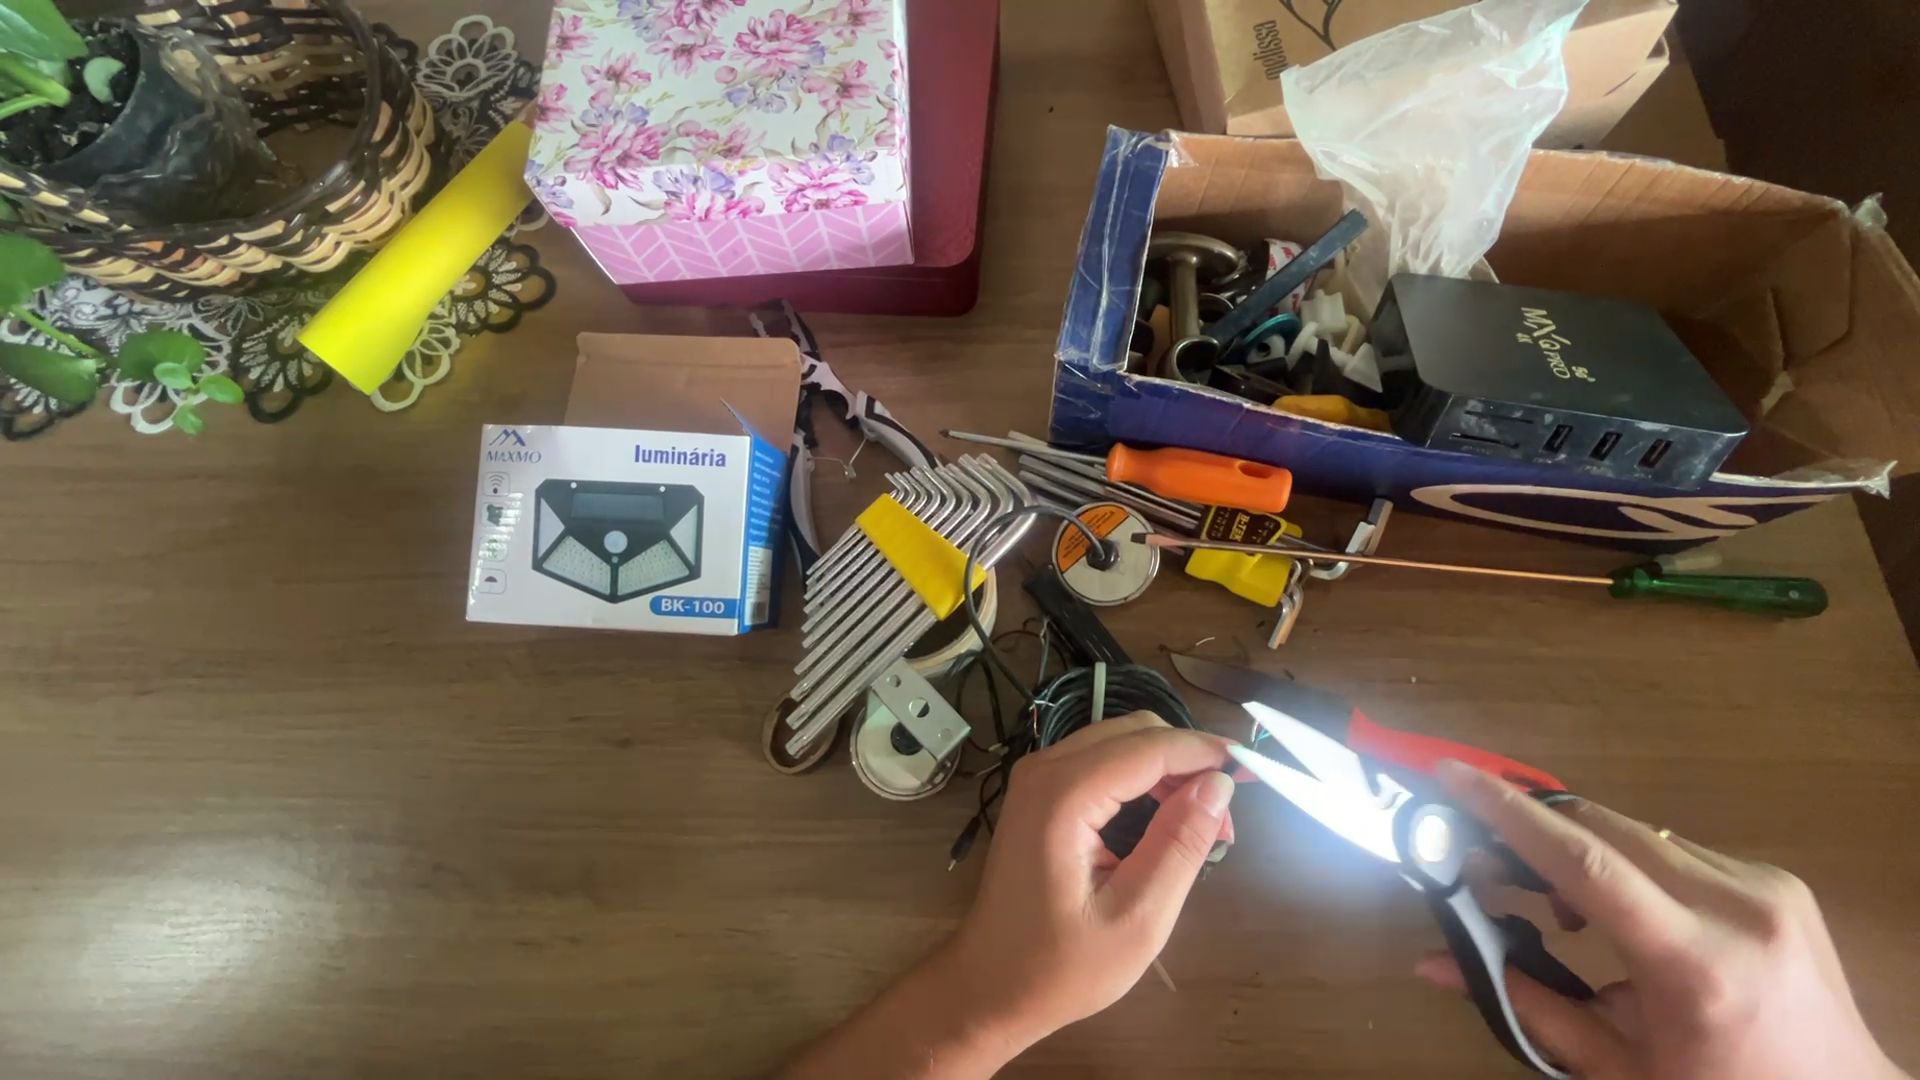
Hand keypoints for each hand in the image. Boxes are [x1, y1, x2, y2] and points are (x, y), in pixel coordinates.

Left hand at [949, 712, 1237, 1050]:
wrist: (990, 980)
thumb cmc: (1061, 964)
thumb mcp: (1137, 919)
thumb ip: (1179, 844)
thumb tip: (1219, 785)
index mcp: (1063, 795)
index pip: (1148, 747)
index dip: (1204, 751)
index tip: (1254, 767)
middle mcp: (1045, 767)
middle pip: (1134, 733)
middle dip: (1188, 758)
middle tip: (1228, 812)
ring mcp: (1037, 774)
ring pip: (1119, 741)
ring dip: (1167, 767)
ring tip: (1205, 823)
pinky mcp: (1040, 788)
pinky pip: (1101, 760)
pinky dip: (1141, 776)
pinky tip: (1166, 815)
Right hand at [1419, 761, 1907, 1079]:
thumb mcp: (1616, 1065)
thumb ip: (1521, 1001)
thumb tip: (1428, 963)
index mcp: (1697, 965)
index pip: (1584, 862)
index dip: (1507, 812)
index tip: (1450, 774)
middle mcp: (1738, 912)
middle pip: (1599, 830)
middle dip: (1531, 832)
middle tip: (1488, 863)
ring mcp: (1766, 890)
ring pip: (1628, 831)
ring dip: (1575, 850)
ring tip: (1562, 907)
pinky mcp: (1776, 882)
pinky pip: (1665, 845)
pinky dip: (1621, 862)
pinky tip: (1620, 908)